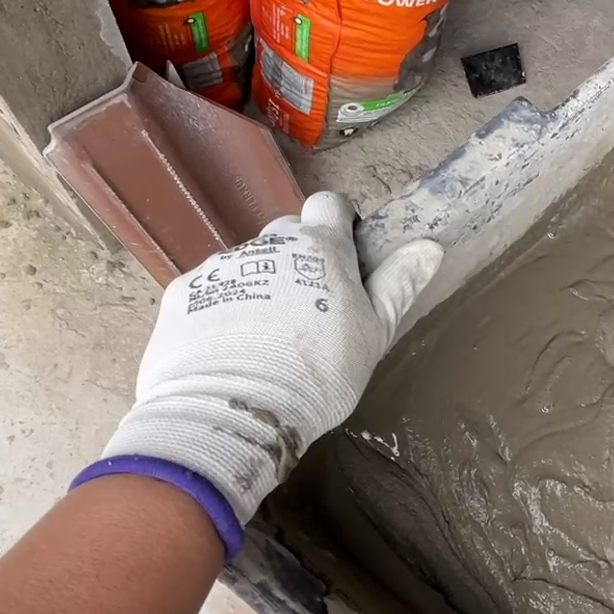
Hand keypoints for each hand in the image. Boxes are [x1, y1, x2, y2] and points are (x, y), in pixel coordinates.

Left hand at [87, 193, 441, 554]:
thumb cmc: (321, 370)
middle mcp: (269, 244)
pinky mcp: (183, 293)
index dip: (338, 224)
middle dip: (299, 257)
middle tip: (309, 307)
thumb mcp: (375, 332)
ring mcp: (222, 266)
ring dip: (262, 285)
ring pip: (249, 263)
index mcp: (320, 247)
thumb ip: (398, 285)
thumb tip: (430, 246)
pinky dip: (222, 309)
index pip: (330, 204)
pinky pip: (210, 290)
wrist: (234, 409)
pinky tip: (231, 347)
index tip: (344, 258)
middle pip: (287, 233)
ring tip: (267, 337)